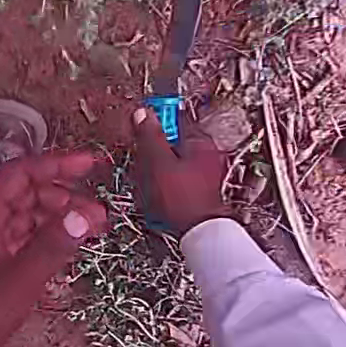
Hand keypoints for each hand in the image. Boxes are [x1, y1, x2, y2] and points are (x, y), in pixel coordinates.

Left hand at [0, 150, 108, 346]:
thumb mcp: (18, 282)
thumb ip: (52, 246)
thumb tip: (85, 216)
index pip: (18, 172)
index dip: (55, 164)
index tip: (90, 165)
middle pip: (25, 191)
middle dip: (63, 196)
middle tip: (98, 214)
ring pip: (26, 213)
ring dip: (58, 216)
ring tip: (94, 229)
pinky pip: (21, 233)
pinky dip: (45, 234)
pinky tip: (70, 241)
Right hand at [132, 106, 229, 235]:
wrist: (198, 232)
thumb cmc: (182, 198)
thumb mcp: (158, 161)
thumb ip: (150, 135)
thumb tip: (142, 113)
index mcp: (198, 141)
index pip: (173, 116)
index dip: (154, 121)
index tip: (140, 126)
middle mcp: (205, 153)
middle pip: (170, 140)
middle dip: (152, 150)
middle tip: (143, 161)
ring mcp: (202, 172)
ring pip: (169, 160)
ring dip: (154, 168)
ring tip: (148, 181)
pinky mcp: (196, 188)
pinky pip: (173, 177)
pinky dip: (162, 182)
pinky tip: (155, 193)